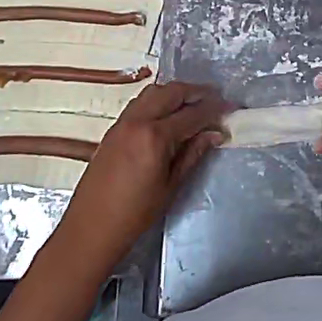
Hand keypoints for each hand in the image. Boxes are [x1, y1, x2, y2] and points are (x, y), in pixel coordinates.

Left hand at [58, 81, 228, 258]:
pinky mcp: (113, 129)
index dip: (215, 109)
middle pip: (172, 92)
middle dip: (196, 92)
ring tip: (193, 104)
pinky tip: (168, 114)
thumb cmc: (135, 214)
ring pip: (153, 92)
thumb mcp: (171, 185)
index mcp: (155, 137)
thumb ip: (193, 153)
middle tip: (216, 99)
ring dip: (176, 93)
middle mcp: (138, 122)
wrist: (90, 228)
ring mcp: (122, 123)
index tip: (231, 108)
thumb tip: (214, 133)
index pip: (192, 114)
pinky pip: (140, 103)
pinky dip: (158, 100)